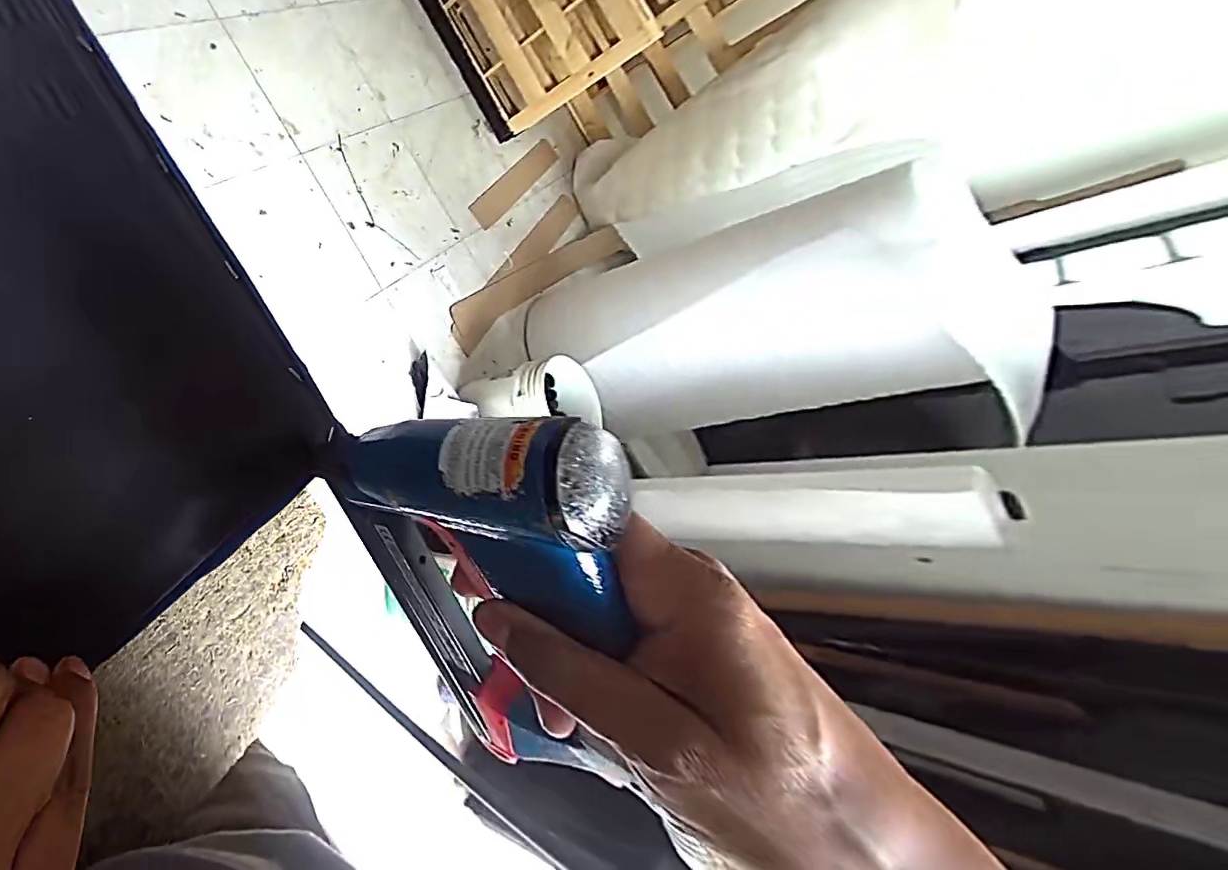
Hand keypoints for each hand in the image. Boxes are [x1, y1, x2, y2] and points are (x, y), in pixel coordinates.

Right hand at [473, 518, 998, 869]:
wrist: (875, 862)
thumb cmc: (798, 809)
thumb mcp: (661, 745)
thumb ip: (569, 674)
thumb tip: (498, 620)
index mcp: (686, 588)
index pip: (584, 517)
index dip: (522, 524)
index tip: (476, 547)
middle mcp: (680, 588)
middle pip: (574, 564)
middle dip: (531, 608)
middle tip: (502, 646)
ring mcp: (679, 618)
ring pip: (584, 607)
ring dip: (553, 651)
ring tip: (552, 708)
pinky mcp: (678, 649)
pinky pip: (607, 638)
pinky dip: (579, 669)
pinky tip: (577, 712)